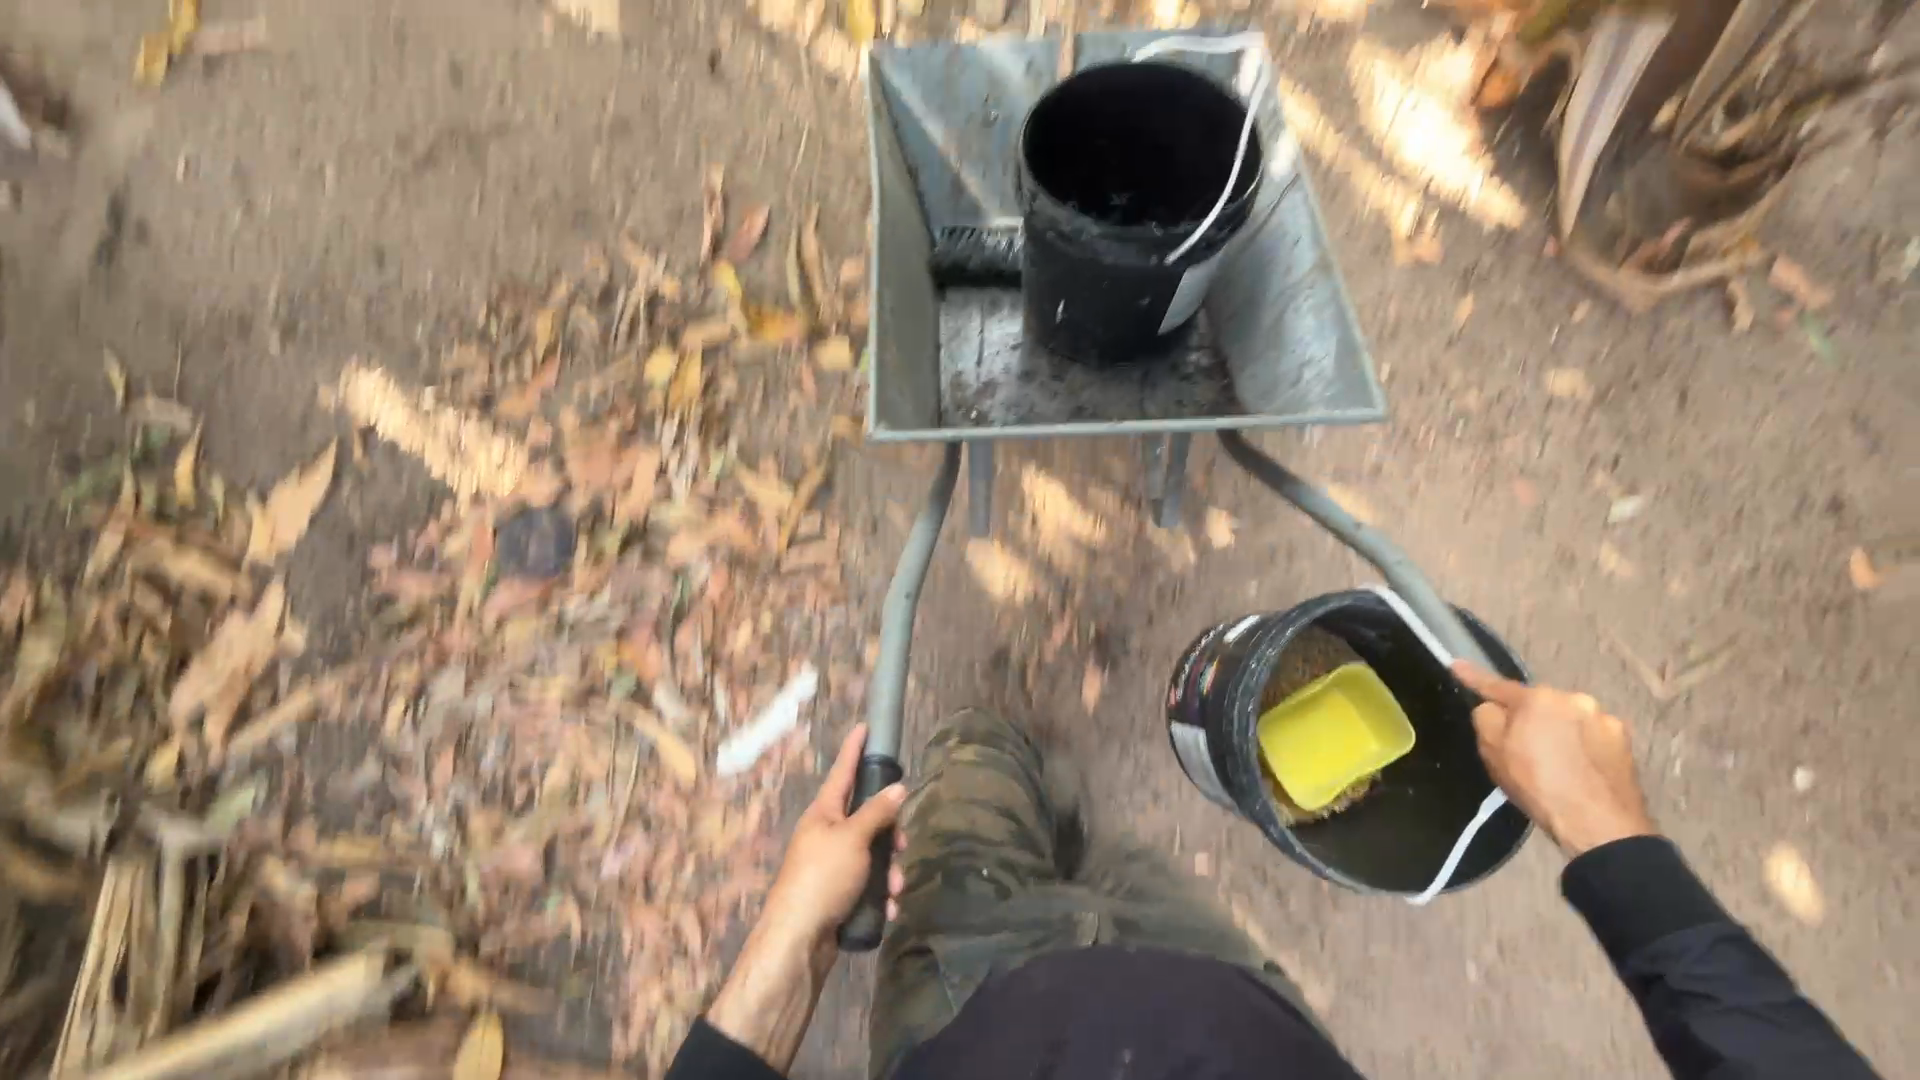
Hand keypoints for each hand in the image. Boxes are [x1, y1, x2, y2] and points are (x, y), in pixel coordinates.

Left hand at [757, 722, 908, 969]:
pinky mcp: (837, 892)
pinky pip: (868, 883)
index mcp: (824, 812)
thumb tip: (898, 788)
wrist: (798, 939)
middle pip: (866, 817)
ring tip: (896, 889)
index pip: (843, 771)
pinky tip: (890, 909)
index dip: (855, 749)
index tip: (865, 727)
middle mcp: (826, 833)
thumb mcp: (853, 839)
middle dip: (890, 832)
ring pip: (872, 853)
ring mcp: (831, 864)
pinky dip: (881, 894)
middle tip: (902, 844)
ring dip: (890, 870)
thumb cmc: (823, 877)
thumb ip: (877, 812)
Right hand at [1453, 662, 1655, 857]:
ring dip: (1556, 730)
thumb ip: (1486, 717)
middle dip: (1527, 716)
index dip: (1473, 676)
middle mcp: (1575, 699)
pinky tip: (1577, 767)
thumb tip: (1494, 707)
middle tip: (1520, 744)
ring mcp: (1605, 719)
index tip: (1456, 664)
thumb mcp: (1492, 751)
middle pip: (1538, 704)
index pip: (1498, 686)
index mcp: (1539, 698)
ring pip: (1566, 718)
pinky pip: (1590, 735)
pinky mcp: (1626, 742)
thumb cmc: (1537, 784)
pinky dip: (1580, 745)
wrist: (1599, 825)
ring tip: (1553, 761)